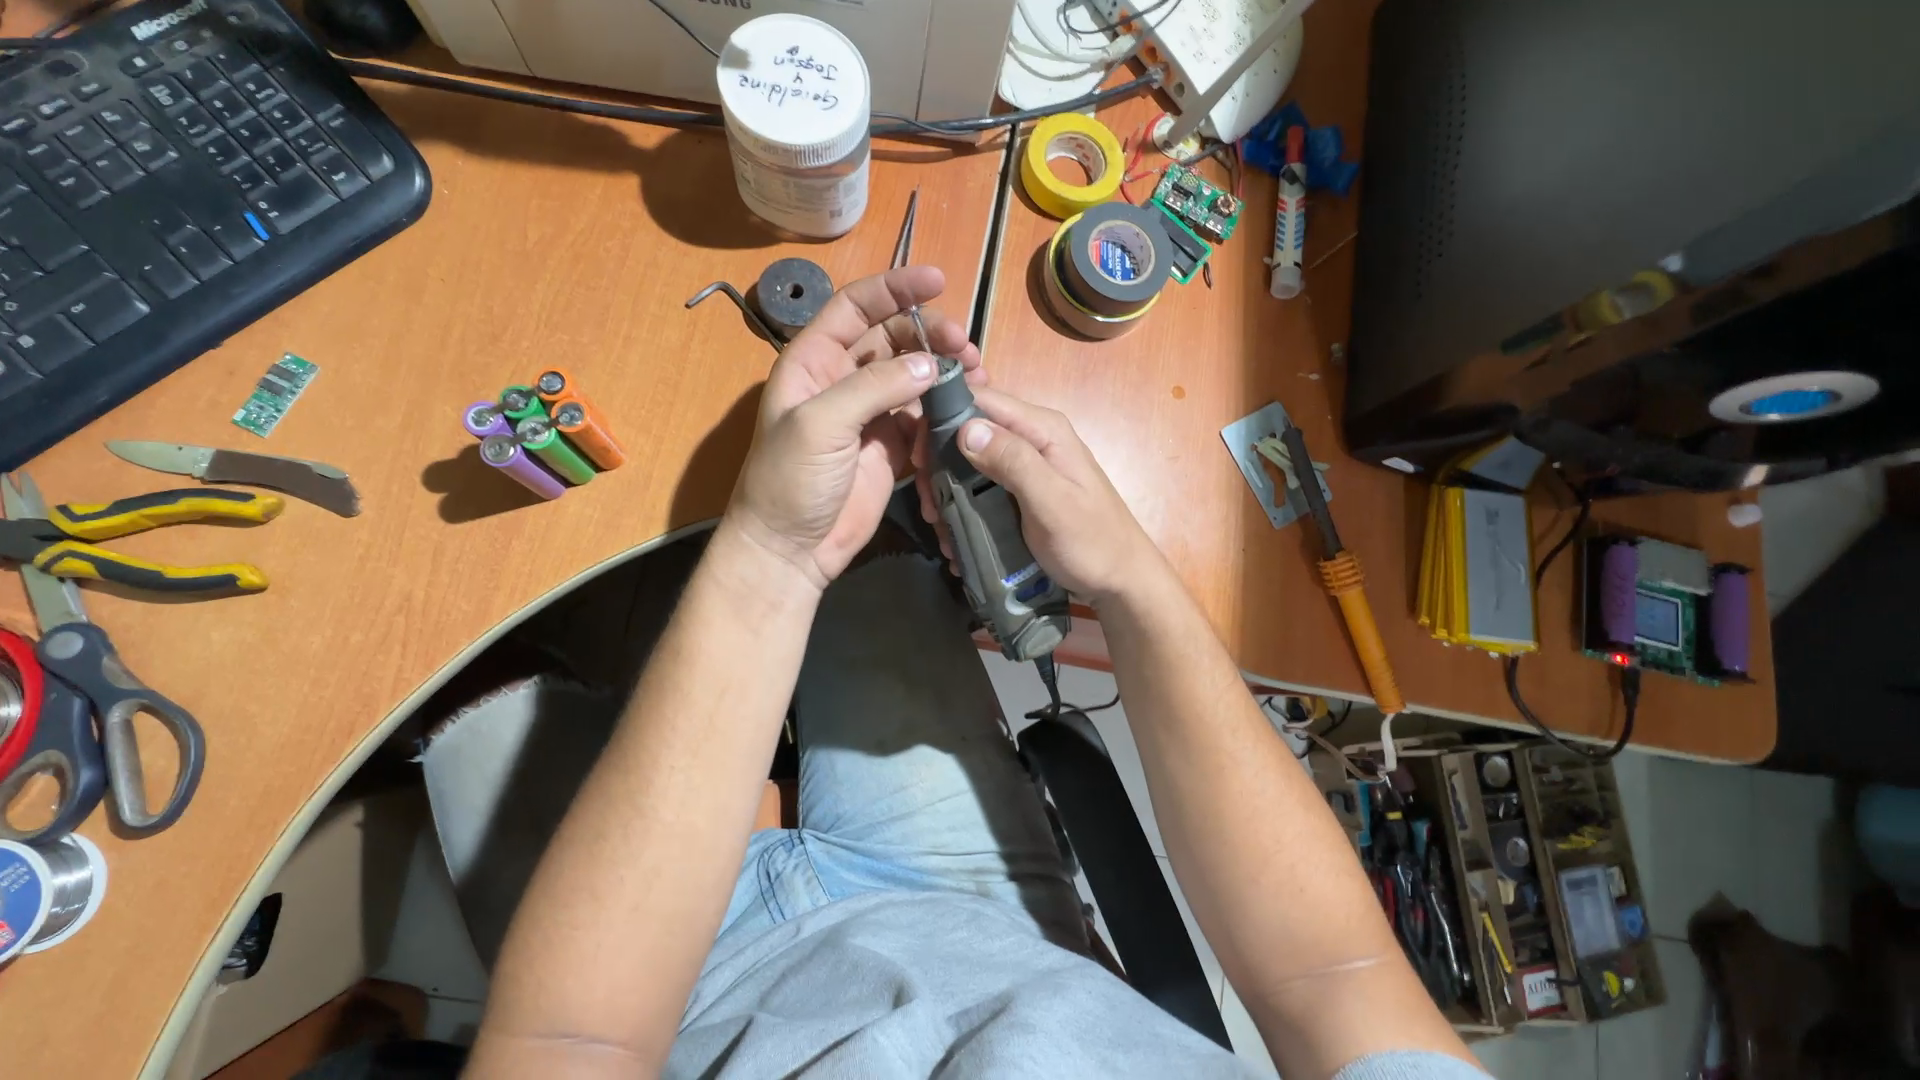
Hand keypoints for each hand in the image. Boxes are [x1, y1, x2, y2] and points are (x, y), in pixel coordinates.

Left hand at [726, 266, 981, 590]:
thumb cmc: (790, 481)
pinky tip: (965, 408)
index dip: (894, 289)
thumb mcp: (822, 424)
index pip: (854, 308)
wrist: (791, 549)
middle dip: (929, 334)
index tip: (936, 280)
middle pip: (892, 338)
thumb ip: (874, 387)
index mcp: (812, 361)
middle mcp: (841, 379)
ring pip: (912, 375)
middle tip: (964, 345)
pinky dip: (943, 408)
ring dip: (943, 370)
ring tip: (975, 374)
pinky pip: (922, 415)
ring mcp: (868, 413)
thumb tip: (929, 364)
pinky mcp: (890, 446)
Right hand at [916, 386, 1160, 607]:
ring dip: (946, 494)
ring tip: (942, 531)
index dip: (941, 421)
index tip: (918, 460)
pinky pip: (979, 490)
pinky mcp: (1019, 492)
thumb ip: (1014, 462)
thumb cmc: (1092, 543)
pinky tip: (956, 539)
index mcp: (1042, 429)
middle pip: (967, 433)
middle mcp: (1031, 439)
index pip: (980, 400)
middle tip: (928, 506)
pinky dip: (962, 510)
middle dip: (939, 467)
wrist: (1121, 582)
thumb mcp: (1053, 503)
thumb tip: (966, 429)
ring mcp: (1025, 466)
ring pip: (968, 464)